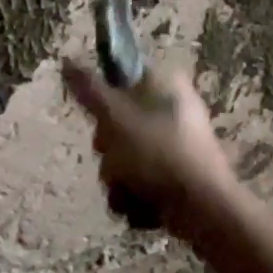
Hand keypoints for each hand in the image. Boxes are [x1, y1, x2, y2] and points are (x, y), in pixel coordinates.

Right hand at [63, 60, 238, 227]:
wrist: (206, 213)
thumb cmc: (157, 155)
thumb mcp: (114, 117)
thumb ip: (88, 89)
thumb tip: (66, 60)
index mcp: (164, 82)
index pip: (120, 77)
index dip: (103, 98)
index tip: (100, 119)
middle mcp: (173, 107)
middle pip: (119, 121)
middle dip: (109, 151)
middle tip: (116, 160)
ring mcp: (178, 143)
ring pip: (127, 154)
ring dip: (118, 178)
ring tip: (129, 192)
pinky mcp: (181, 174)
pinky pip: (144, 177)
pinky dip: (136, 194)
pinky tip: (139, 208)